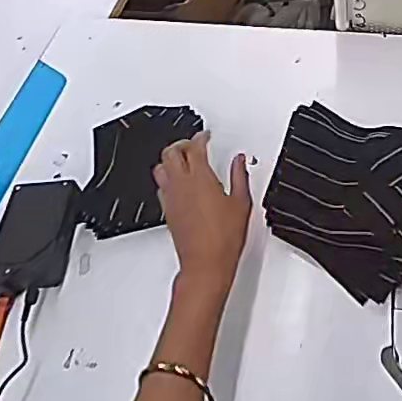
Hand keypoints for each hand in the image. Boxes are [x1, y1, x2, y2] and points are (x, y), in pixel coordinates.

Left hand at [153, 132, 250, 298]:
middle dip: (182, 144)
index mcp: (201, 178)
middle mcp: (181, 185)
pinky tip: (178, 183)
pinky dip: (167, 178)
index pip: (195, 147)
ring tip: (182, 159)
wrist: (206, 264)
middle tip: (193, 145)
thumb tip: (239, 161)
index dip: (200, 137)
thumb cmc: (224, 238)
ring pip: (160, 167)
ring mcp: (171, 197)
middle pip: (171, 152)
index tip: (206, 136)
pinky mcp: (166, 210)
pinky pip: (160, 186)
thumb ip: (239, 176)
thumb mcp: (241, 203)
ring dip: (170, 159)